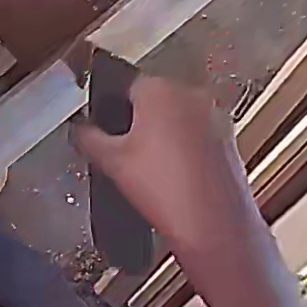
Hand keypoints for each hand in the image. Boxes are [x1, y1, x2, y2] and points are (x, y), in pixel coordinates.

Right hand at [70, 73, 256, 253]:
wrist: (211, 223)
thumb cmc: (164, 187)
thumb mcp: (110, 161)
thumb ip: (87, 137)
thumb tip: (79, 129)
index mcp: (160, 90)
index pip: (124, 83)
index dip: (107, 106)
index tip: (100, 125)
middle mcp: (192, 95)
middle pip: (151, 98)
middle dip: (133, 120)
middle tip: (118, 148)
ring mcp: (214, 116)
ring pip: (174, 115)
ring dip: (158, 133)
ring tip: (144, 165)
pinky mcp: (227, 138)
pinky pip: (194, 132)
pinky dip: (179, 146)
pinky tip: (168, 173)